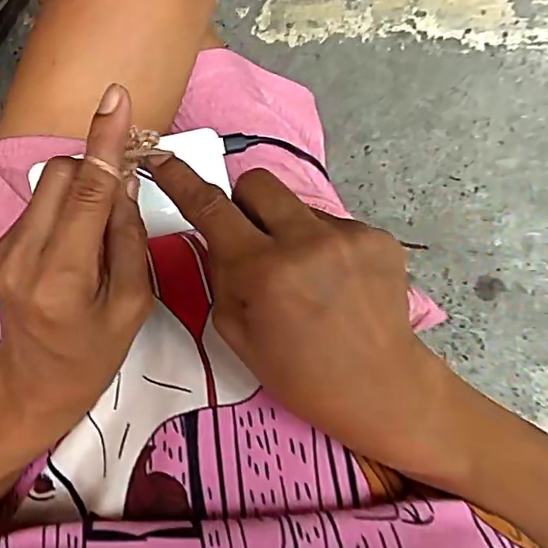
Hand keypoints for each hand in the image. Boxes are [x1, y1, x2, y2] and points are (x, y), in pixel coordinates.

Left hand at [0, 84, 154, 466]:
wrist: (31, 385)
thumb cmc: (91, 356)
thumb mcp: (131, 306)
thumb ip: (128, 238)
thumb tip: (123, 181)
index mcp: (61, 276)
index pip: (86, 191)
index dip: (104, 141)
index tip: (116, 99)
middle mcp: (22, 254)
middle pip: (58, 173)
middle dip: (93, 169)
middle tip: (120, 194)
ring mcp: (2, 250)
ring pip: (46, 186)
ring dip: (79, 190)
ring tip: (97, 234)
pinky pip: (38, 206)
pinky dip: (63, 209)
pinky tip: (74, 244)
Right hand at [146, 156, 462, 477]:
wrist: (382, 389)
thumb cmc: (297, 370)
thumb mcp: (234, 328)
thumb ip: (221, 273)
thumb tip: (219, 237)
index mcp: (263, 271)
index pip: (211, 208)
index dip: (182, 179)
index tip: (165, 158)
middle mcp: (306, 243)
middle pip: (256, 182)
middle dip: (243, 203)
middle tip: (248, 238)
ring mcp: (348, 236)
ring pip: (294, 203)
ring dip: (283, 226)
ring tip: (300, 271)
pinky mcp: (378, 237)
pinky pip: (328, 221)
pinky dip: (318, 242)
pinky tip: (330, 278)